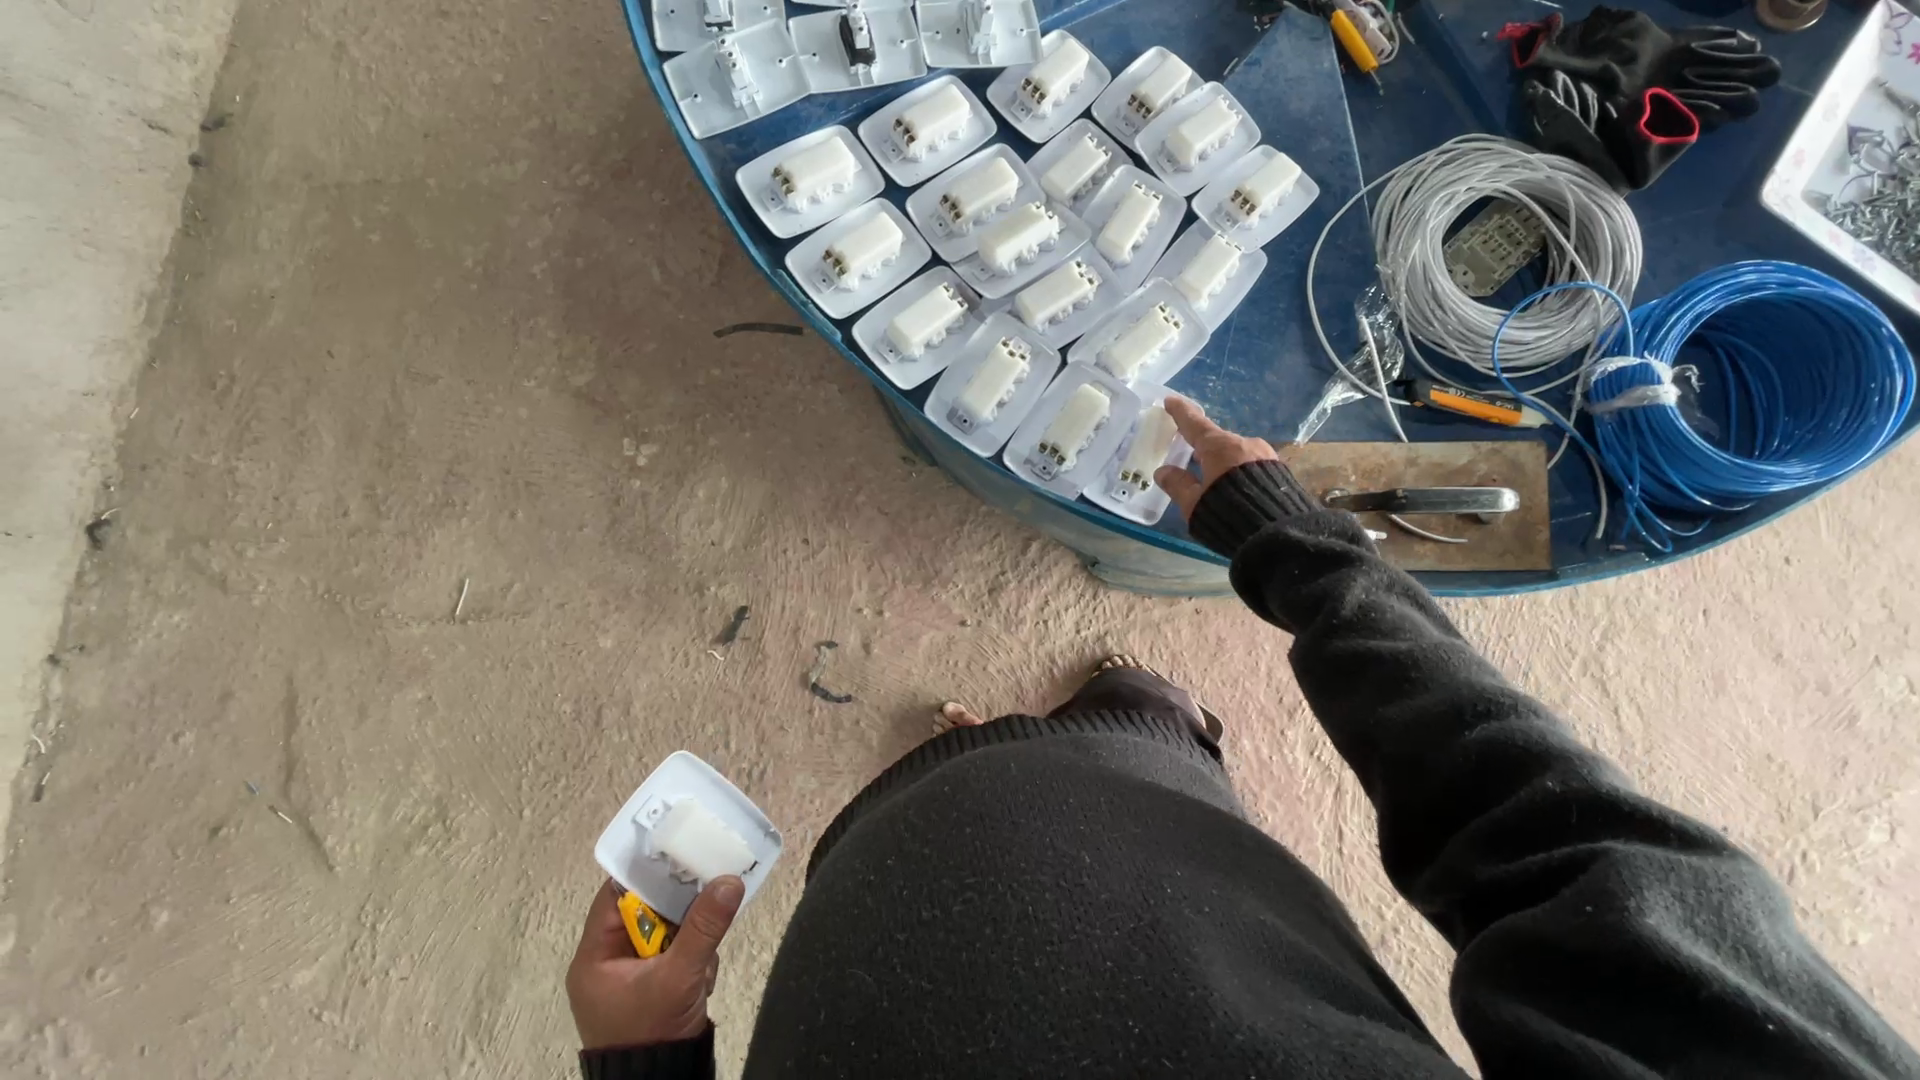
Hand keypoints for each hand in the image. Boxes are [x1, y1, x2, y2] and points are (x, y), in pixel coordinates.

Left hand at [566, 877, 742, 1049]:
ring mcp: (630, 976)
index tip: (679, 856)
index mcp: (595, 957)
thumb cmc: (653, 1030)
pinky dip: (693, 956)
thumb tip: (730, 880)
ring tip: (703, 956)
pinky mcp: (652, 987)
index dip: (646, 874)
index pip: (615, 896)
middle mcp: (608, 962)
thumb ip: (703, 928)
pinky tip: (703, 974)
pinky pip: (675, 953)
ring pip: (665, 931)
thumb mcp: (679, 977)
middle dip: (678, 907)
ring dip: (690, 936)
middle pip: (645, 911)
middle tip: (707, 892)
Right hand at [1153, 397, 1282, 518]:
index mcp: (1219, 447)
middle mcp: (1243, 444)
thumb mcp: (1194, 504)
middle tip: (1191, 452)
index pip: (1195, 425)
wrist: (1279, 531)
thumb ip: (1177, 485)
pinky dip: (1237, 470)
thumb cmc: (1228, 513)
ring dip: (1222, 460)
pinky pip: (1251, 464)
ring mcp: (1264, 455)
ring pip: (1236, 453)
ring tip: (1213, 477)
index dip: (1181, 414)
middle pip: (1217, 440)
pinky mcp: (1278, 470)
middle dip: (1203, 446)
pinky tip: (1235, 485)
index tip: (1171, 401)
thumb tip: (1163, 471)